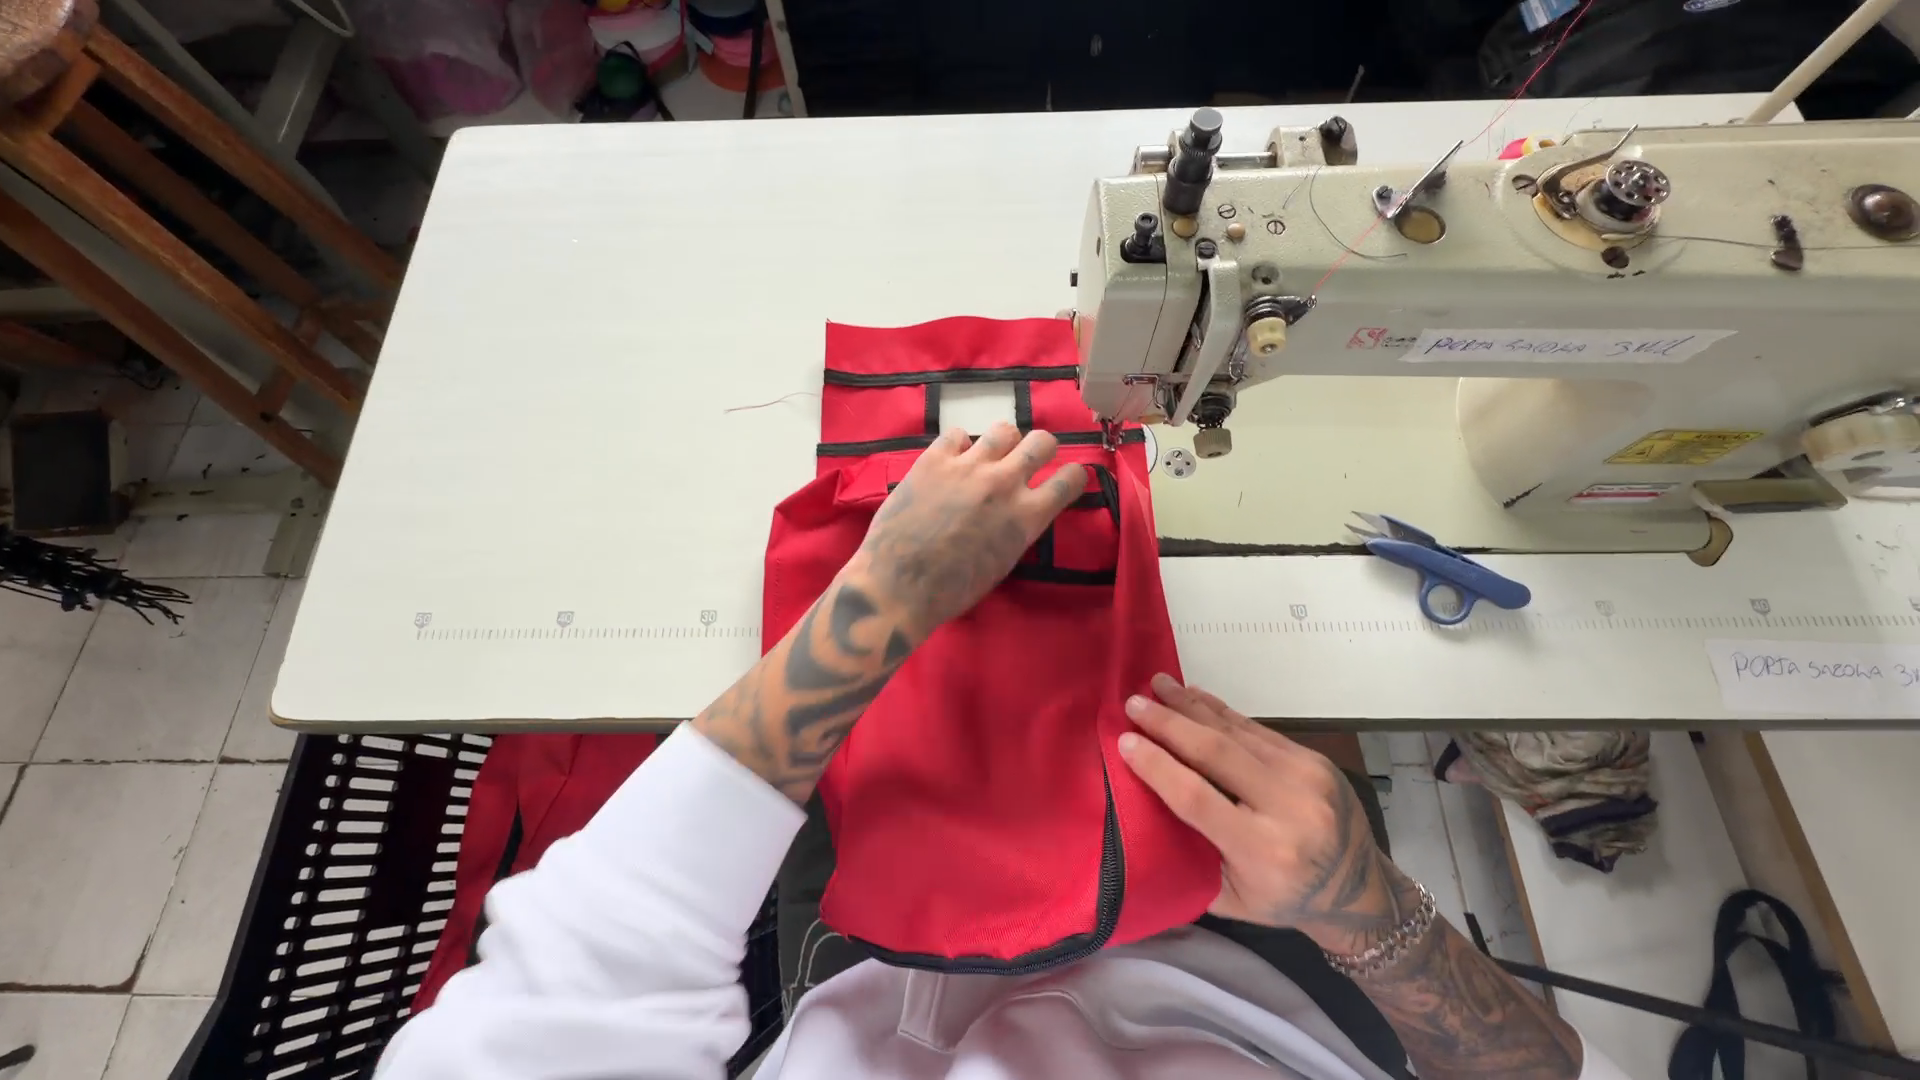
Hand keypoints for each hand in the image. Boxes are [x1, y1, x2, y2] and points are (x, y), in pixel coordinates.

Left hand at [852, 422, 1086, 639]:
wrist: (900, 584)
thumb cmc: (954, 590)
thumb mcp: (1002, 563)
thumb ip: (1017, 529)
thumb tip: (1019, 512)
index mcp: (1027, 516)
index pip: (1070, 479)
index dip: (1072, 476)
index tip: (1066, 478)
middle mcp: (1005, 482)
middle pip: (1042, 441)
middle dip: (1041, 450)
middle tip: (1028, 461)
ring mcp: (969, 466)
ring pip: (1004, 429)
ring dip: (1003, 443)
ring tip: (989, 457)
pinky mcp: (934, 459)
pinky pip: (957, 434)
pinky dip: (959, 446)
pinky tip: (951, 461)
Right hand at [1118, 675, 1418, 952]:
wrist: (1361, 893)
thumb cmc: (1282, 900)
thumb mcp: (1230, 896)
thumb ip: (1188, 856)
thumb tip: (1138, 808)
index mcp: (1264, 851)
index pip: (1198, 798)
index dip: (1158, 767)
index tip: (1124, 742)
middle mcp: (1289, 808)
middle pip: (1216, 753)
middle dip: (1169, 724)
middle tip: (1133, 703)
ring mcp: (1307, 778)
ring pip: (1236, 732)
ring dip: (1191, 705)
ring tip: (1157, 684)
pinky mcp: (1314, 759)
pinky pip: (1257, 728)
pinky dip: (1220, 711)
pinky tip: (1193, 696)